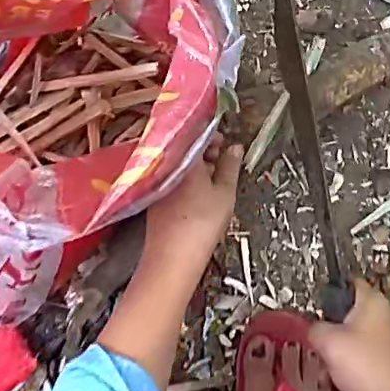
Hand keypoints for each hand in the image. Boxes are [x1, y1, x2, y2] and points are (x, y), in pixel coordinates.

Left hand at [142, 135, 240, 271]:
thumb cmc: (203, 222)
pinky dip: (185, 176)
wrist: (172, 258)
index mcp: (184, 157)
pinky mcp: (154, 195)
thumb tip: (235, 147)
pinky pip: (171, 175)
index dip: (211, 132)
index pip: (195, 131)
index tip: (225, 142)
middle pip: (185, 146)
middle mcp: (166, 164)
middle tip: (223, 160)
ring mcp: (158, 181)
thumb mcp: (225, 192)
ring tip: (214, 177)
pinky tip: (198, 191)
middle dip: (204, 148)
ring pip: (178, 162)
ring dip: (196, 163)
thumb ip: (230, 165)